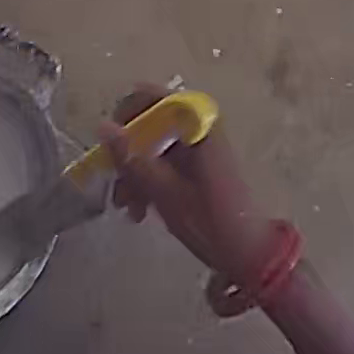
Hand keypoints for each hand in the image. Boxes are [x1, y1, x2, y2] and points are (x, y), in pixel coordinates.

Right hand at [100, 86, 276, 310]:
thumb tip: (102, 126)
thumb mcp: (165, 192)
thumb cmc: (211, 222)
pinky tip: (141, 209)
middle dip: (128, 154)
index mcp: (197, 123)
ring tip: (129, 208)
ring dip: (136, 172)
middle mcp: (198, 125)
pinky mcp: (198, 163)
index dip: (125, 115)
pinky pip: (164, 160)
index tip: (109, 145)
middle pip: (149, 122)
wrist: (252, 256)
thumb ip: (132, 158)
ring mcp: (198, 144)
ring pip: (153, 144)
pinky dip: (149, 180)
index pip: (152, 97)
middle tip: (116, 186)